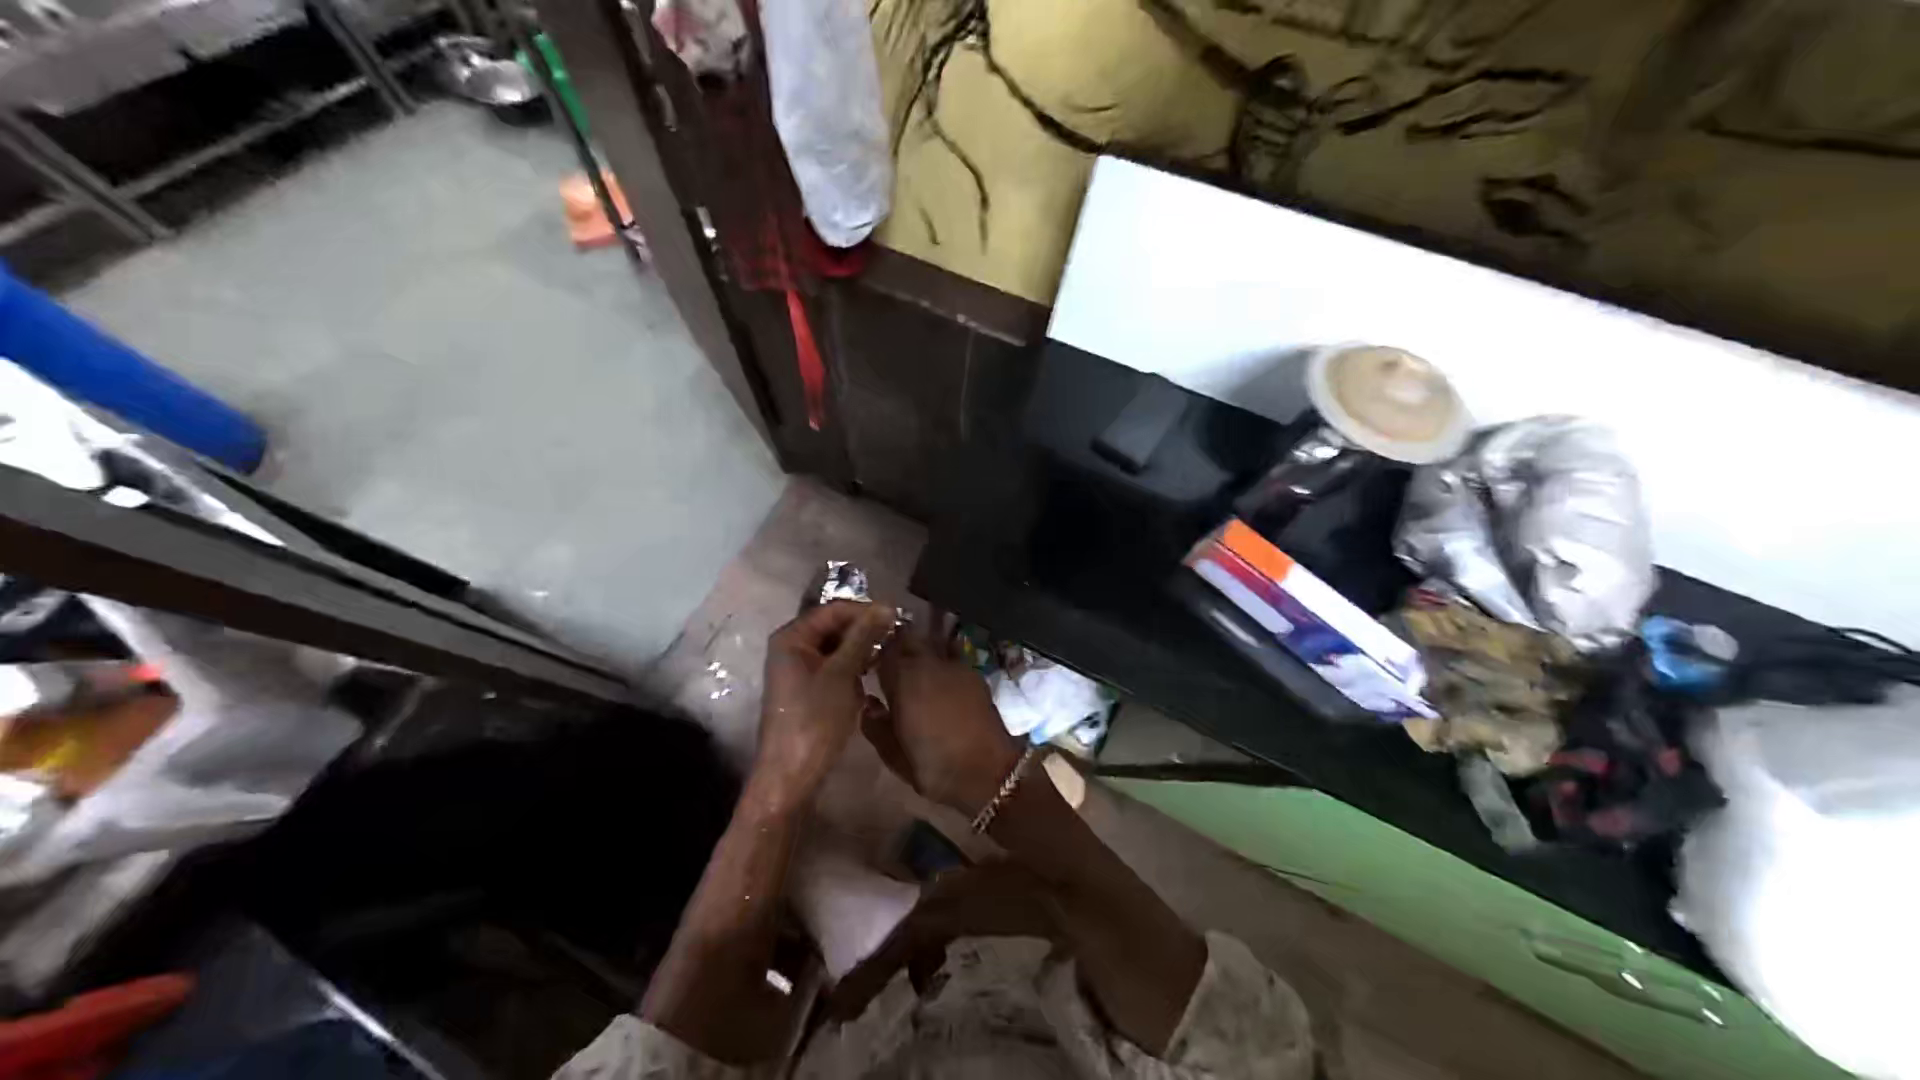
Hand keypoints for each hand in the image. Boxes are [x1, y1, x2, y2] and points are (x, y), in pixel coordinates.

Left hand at [753, 601, 898, 809]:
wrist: (792, 774)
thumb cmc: (815, 719)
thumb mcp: (842, 673)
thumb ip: (862, 637)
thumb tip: (887, 606)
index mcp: (791, 637)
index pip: (833, 610)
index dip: (864, 611)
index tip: (897, 617)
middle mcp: (791, 647)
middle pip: (833, 626)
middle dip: (863, 629)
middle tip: (896, 636)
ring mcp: (799, 669)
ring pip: (835, 647)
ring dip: (861, 649)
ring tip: (889, 654)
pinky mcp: (808, 688)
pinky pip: (834, 666)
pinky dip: (853, 667)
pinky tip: (873, 674)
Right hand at [869, 626, 1021, 814]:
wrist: (987, 771)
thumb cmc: (934, 766)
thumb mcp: (893, 755)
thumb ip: (875, 725)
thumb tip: (870, 703)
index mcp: (903, 678)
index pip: (883, 649)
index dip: (875, 653)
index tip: (870, 664)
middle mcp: (928, 662)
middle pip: (908, 638)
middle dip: (898, 645)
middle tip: (891, 663)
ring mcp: (955, 665)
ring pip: (932, 643)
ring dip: (922, 649)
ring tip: (916, 668)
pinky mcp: (974, 674)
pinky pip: (952, 656)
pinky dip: (943, 662)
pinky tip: (941, 679)